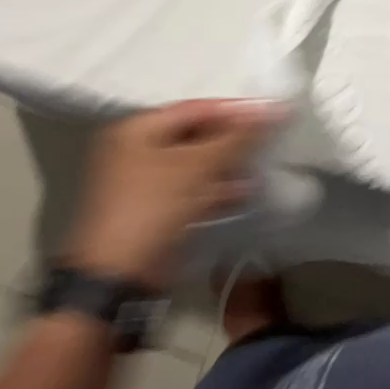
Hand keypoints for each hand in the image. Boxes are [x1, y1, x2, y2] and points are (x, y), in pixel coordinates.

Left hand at [66, 99, 278, 290]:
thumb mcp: (195, 169)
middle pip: (195, 135)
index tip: (272, 116)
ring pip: (194, 165)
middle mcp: (136, 149)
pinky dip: (214, 189)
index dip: (235, 111)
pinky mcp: (154, 210)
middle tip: (268, 145)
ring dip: (226, 167)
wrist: (116, 280)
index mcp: (137, 129)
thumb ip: (236, 138)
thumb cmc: (152, 210)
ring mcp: (144, 182)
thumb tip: (273, 108)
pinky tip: (243, 193)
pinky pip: (190, 190)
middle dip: (232, 142)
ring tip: (260, 169)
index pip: (196, 109)